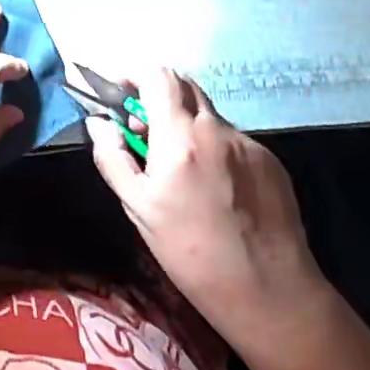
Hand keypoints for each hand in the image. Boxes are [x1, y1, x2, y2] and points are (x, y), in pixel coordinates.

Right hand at [86, 68, 332, 345]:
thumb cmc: (190, 252)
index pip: (159, 77)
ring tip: (177, 169)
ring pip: (208, 114)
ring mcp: (250, 145)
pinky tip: (210, 187)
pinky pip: (231, 138)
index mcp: (181, 139)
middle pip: (185, 87)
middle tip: (143, 134)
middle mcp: (218, 131)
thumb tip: (98, 124)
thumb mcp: (137, 207)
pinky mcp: (271, 162)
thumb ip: (113, 157)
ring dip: (184, 125)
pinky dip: (210, 146)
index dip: (134, 77)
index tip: (120, 97)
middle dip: (157, 98)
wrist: (269, 292)